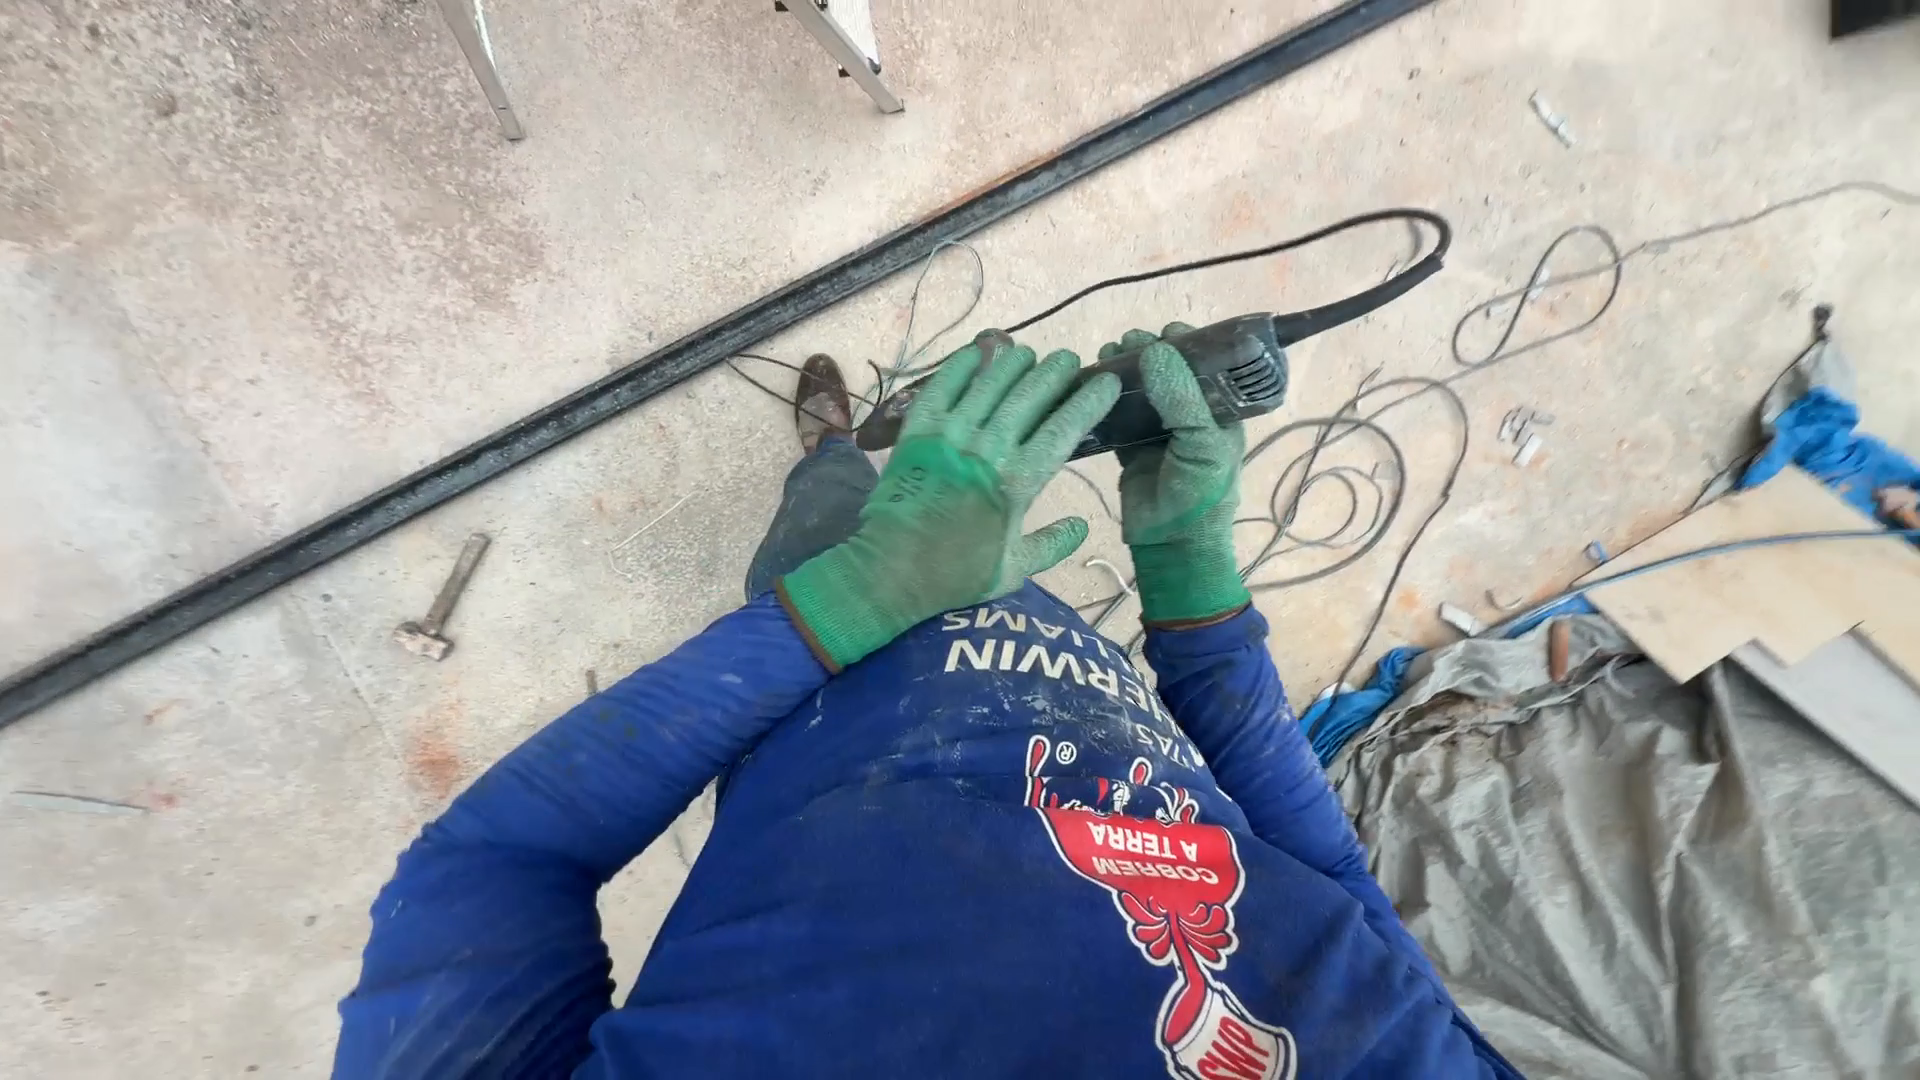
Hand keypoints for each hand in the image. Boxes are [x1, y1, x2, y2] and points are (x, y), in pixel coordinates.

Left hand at [778, 331, 1121, 669]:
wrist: (890, 570)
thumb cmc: (955, 574)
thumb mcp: (1013, 570)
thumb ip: (1051, 545)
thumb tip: (1082, 525)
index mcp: (1017, 482)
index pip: (1062, 430)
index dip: (1088, 401)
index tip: (1107, 382)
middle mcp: (987, 449)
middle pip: (1029, 396)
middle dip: (1055, 372)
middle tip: (1068, 361)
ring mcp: (950, 435)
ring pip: (989, 384)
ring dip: (1013, 363)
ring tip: (1028, 354)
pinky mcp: (917, 432)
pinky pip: (942, 387)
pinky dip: (961, 365)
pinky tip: (979, 350)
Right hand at [1107, 324, 1249, 624]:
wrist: (1173, 544)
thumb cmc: (1200, 492)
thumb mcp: (1202, 442)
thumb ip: (1181, 397)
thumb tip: (1154, 349)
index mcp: (1218, 413)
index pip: (1206, 367)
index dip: (1188, 345)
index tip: (1164, 332)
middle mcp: (1188, 418)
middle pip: (1167, 374)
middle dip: (1147, 353)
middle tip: (1128, 341)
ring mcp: (1157, 433)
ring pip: (1138, 392)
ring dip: (1122, 373)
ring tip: (1105, 354)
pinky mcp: (1129, 449)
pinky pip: (1115, 418)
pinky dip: (1102, 402)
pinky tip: (1088, 386)